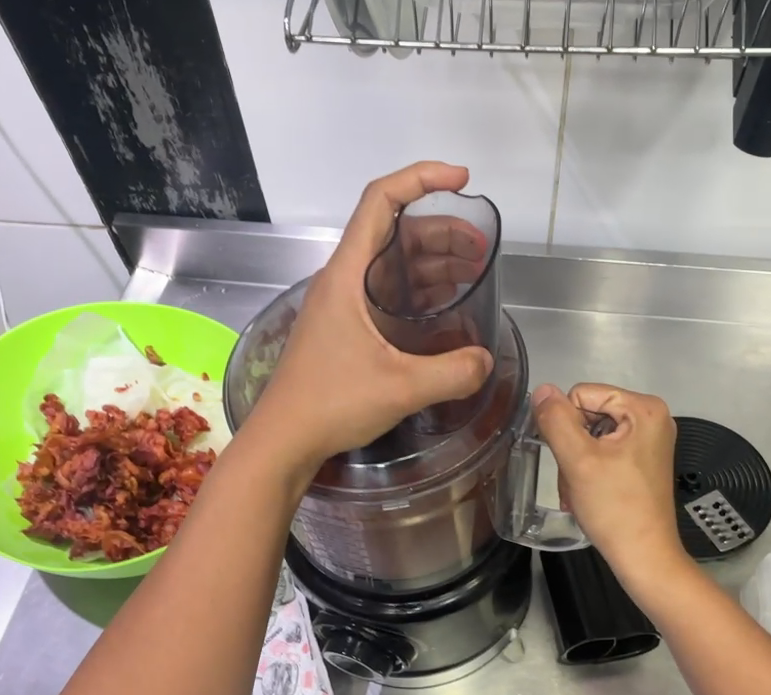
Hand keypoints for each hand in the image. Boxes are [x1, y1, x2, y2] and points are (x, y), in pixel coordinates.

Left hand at [242, 162, 493, 472]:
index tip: (462, 181)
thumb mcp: (401, 388)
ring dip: (434, 264)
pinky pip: (388, 295)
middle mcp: (343, 280)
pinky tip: (446, 312)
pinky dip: (420, 294)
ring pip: (393, 266)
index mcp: (348, 275)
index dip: (422, 179)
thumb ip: (452, 372)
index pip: (382, 200)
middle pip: (395, 232)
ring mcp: (343, 306)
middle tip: (482, 250)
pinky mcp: (346, 330)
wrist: (284, 439)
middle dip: (443, 231)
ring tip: (474, 276)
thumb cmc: (332, 403)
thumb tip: (485, 361)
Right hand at [532, 382, 683, 575]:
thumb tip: (541, 389)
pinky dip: (589, 472)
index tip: (572, 460)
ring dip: (577, 464)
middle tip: (575, 480)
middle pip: (588, 415)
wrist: (643, 555)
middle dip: (572, 448)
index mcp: (644, 408)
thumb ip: (556, 420)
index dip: (567, 425)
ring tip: (581, 491)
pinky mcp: (644, 461)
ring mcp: (649, 440)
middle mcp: (652, 417)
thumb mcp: (578, 460)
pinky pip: (604, 452)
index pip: (582, 395)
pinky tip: (589, 494)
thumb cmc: (614, 507)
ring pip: (591, 436)